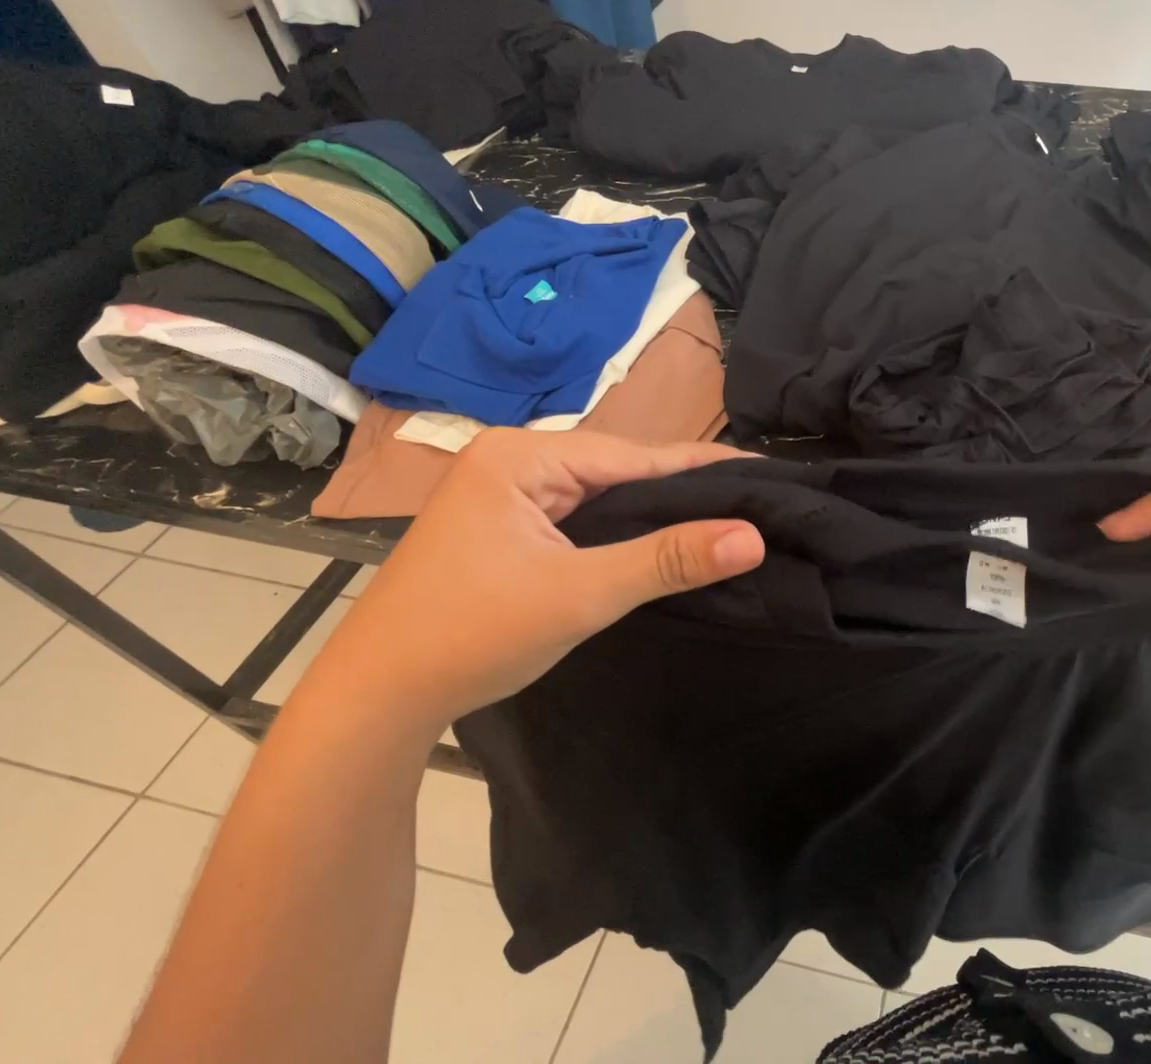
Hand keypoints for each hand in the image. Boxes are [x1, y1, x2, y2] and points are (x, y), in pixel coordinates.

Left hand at [291, 428, 764, 735]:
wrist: (379, 696)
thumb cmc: (473, 635)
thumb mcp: (580, 593)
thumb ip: (667, 560)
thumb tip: (754, 536)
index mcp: (522, 456)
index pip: (637, 455)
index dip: (707, 468)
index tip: (770, 475)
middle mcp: (514, 461)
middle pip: (622, 471)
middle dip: (686, 491)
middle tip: (759, 504)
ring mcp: (508, 495)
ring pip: (604, 497)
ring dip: (657, 514)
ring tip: (727, 522)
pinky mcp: (508, 529)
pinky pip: (584, 520)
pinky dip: (625, 533)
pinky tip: (664, 544)